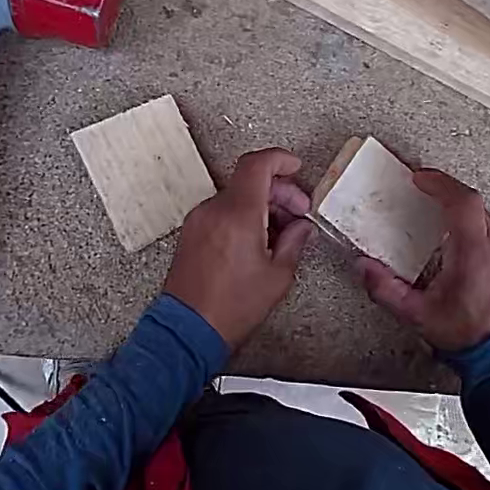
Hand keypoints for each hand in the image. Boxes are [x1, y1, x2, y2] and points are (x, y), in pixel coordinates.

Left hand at [164, 147, 315, 348]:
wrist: (188, 330)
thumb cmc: (230, 308)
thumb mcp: (277, 276)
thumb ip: (294, 242)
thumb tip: (301, 227)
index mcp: (238, 215)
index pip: (257, 165)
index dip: (281, 159)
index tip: (296, 167)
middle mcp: (214, 210)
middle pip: (250, 180)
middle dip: (280, 191)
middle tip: (299, 212)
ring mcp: (199, 219)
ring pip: (237, 195)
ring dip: (263, 204)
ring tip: (281, 232)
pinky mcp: (192, 232)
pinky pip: (222, 210)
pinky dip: (244, 214)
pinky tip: (258, 239)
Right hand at [357, 169, 489, 350]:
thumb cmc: (469, 335)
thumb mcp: (419, 315)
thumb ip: (387, 290)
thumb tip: (364, 267)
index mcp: (474, 254)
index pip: (462, 203)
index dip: (440, 184)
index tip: (420, 177)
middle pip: (473, 202)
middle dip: (446, 188)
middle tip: (423, 184)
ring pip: (482, 215)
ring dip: (458, 205)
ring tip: (434, 204)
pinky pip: (487, 230)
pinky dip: (467, 222)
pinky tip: (451, 233)